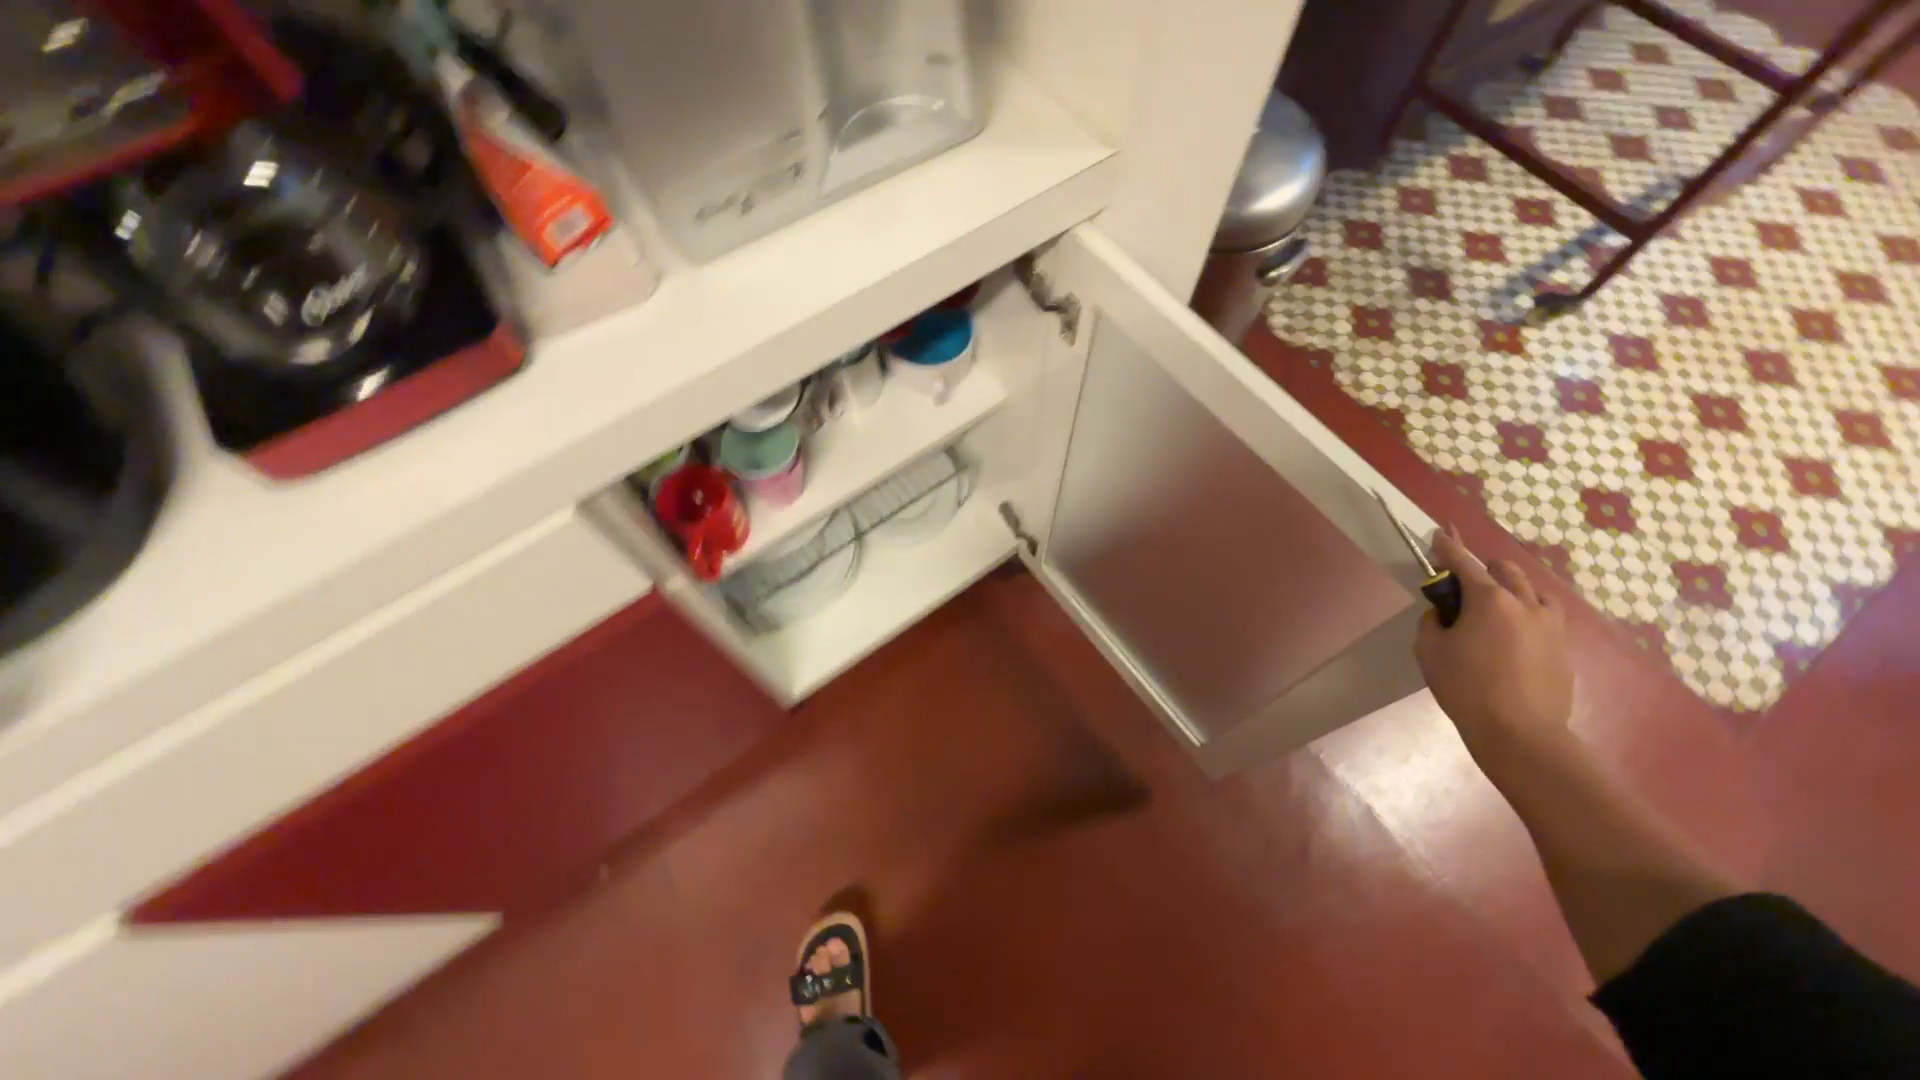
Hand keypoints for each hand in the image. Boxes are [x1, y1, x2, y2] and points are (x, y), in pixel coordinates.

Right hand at [1414, 528, 1575, 760]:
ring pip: (1533, 591)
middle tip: (1464, 586)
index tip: (1439, 533)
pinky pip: (1545, 618)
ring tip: (1496, 607)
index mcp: (1489, 601)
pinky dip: (1528, 616)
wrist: (1521, 734)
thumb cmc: (1466, 689)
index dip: (1448, 547)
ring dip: (1512, 589)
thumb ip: (1433, 623)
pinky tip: (1515, 637)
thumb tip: (1443, 614)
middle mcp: (1525, 604)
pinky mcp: (1563, 648)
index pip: (1463, 563)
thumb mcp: (1430, 652)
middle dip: (1483, 569)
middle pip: (1506, 570)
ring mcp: (1550, 626)